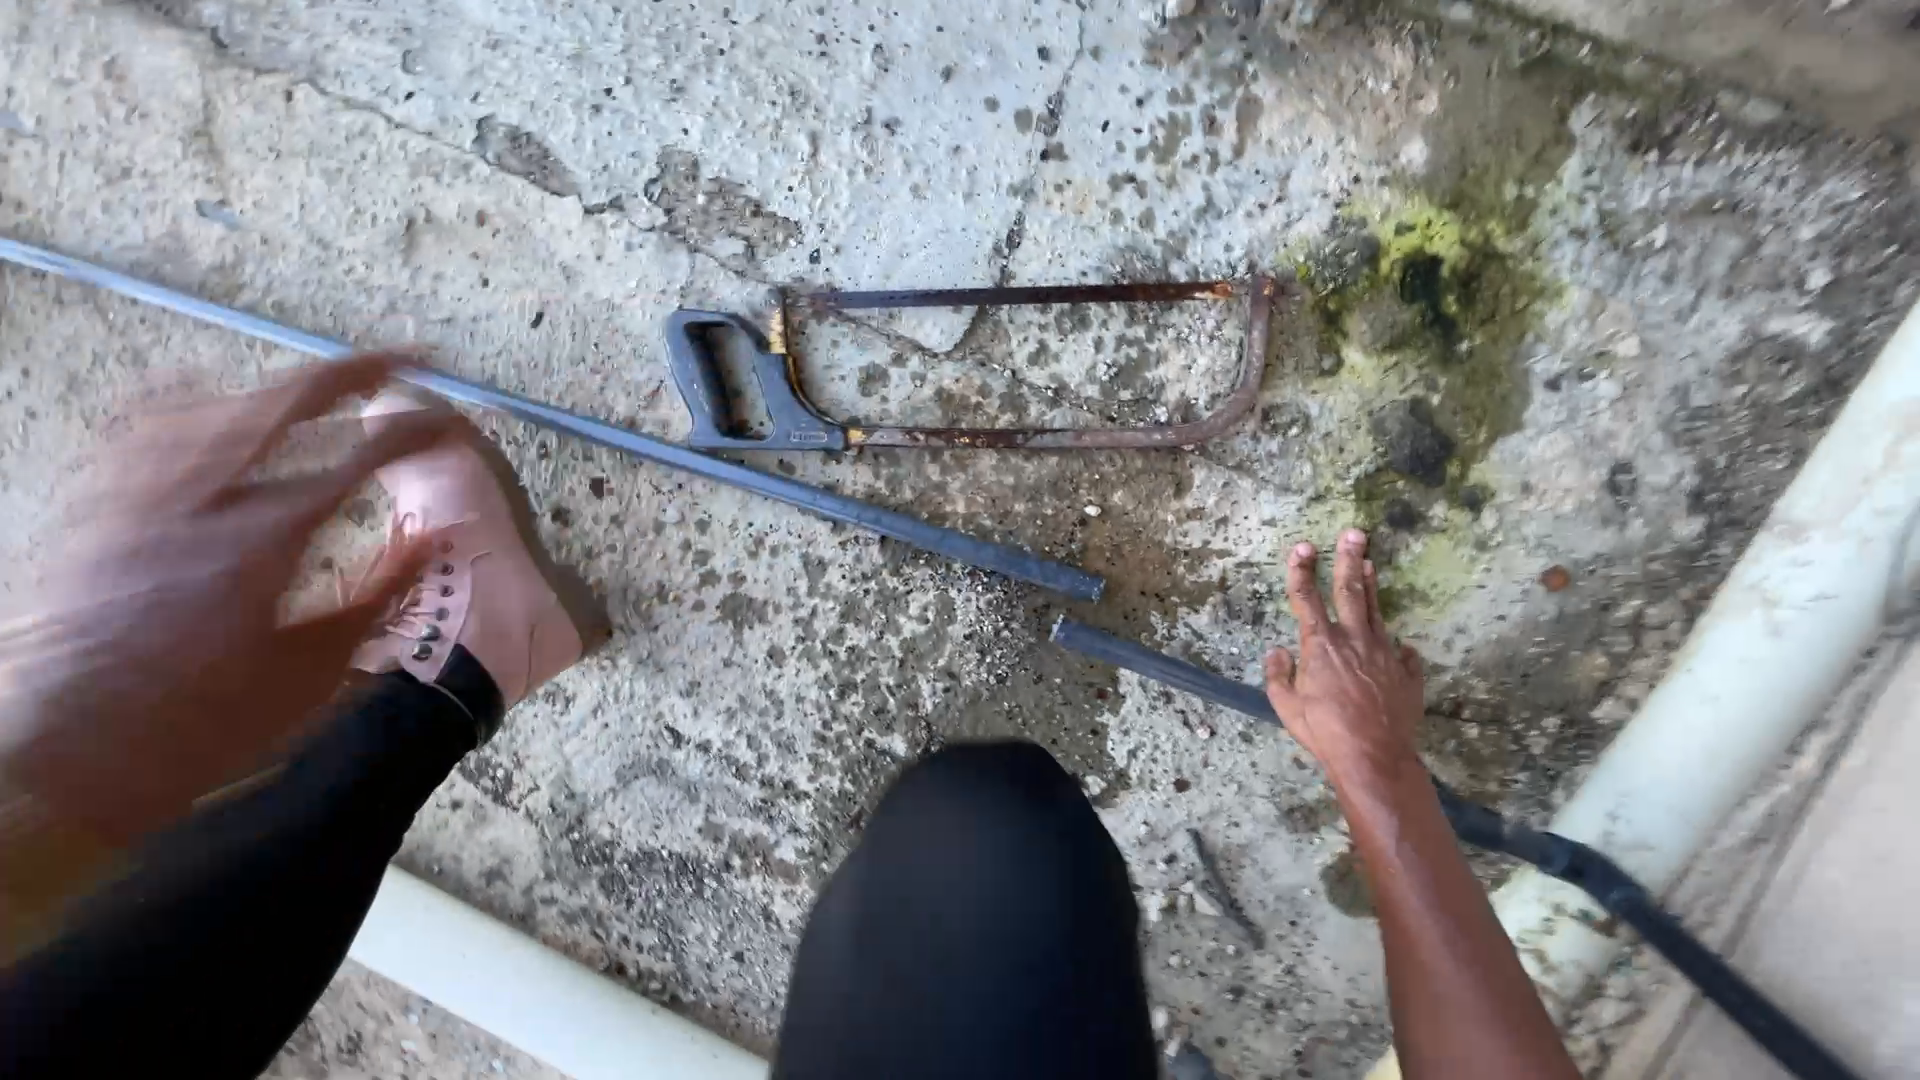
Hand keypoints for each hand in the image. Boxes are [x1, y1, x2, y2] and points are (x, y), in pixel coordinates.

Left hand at [0, 354, 452, 841]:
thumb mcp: (316, 669)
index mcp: (265, 542)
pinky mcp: (90, 513)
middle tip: (407, 359)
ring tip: (322, 385)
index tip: (457, 425)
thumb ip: (381, 591)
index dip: (421, 433)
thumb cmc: (202, 727)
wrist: (54, 764)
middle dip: (356, 371)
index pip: (362, 458)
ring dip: (280, 386)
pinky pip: (139, 428)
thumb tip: (436, 536)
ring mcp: (133, 500)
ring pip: (209, 404)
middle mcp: (195, 502)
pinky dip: (194, 403)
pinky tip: (213, 408)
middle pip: (283, 402)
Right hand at [1263, 528, 1424, 788]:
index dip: (1300, 570)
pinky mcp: (1406, 673)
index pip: (1305, 598)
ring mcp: (1384, 654)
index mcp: (1319, 646)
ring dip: (1371, 585)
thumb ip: (1278, 675)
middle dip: (1348, 559)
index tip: (1301, 547)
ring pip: (1376, 611)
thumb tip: (1277, 652)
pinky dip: (1396, 644)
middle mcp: (1352, 640)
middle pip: (1349, 591)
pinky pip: (1402, 652)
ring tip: (1370, 562)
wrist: (1375, 757)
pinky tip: (1397, 642)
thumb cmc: (1323, 731)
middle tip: (1354, 533)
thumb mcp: (1285, 706)